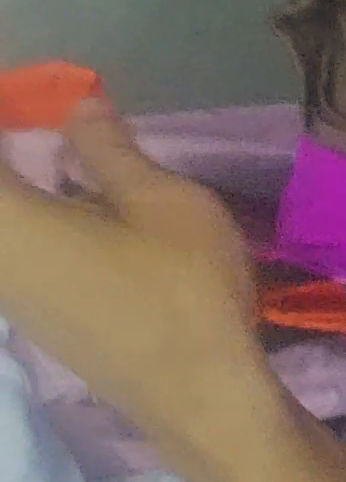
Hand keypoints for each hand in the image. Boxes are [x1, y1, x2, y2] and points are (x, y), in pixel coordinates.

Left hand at [0, 100, 271, 457]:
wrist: (191, 382)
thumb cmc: (182, 285)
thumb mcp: (167, 205)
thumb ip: (112, 152)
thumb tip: (78, 107)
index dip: (11, 114)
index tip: (43, 99)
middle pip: (0, 187)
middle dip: (20, 151)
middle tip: (60, 127)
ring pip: (9, 223)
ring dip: (32, 188)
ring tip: (77, 166)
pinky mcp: (25, 304)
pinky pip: (14, 248)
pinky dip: (37, 218)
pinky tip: (86, 213)